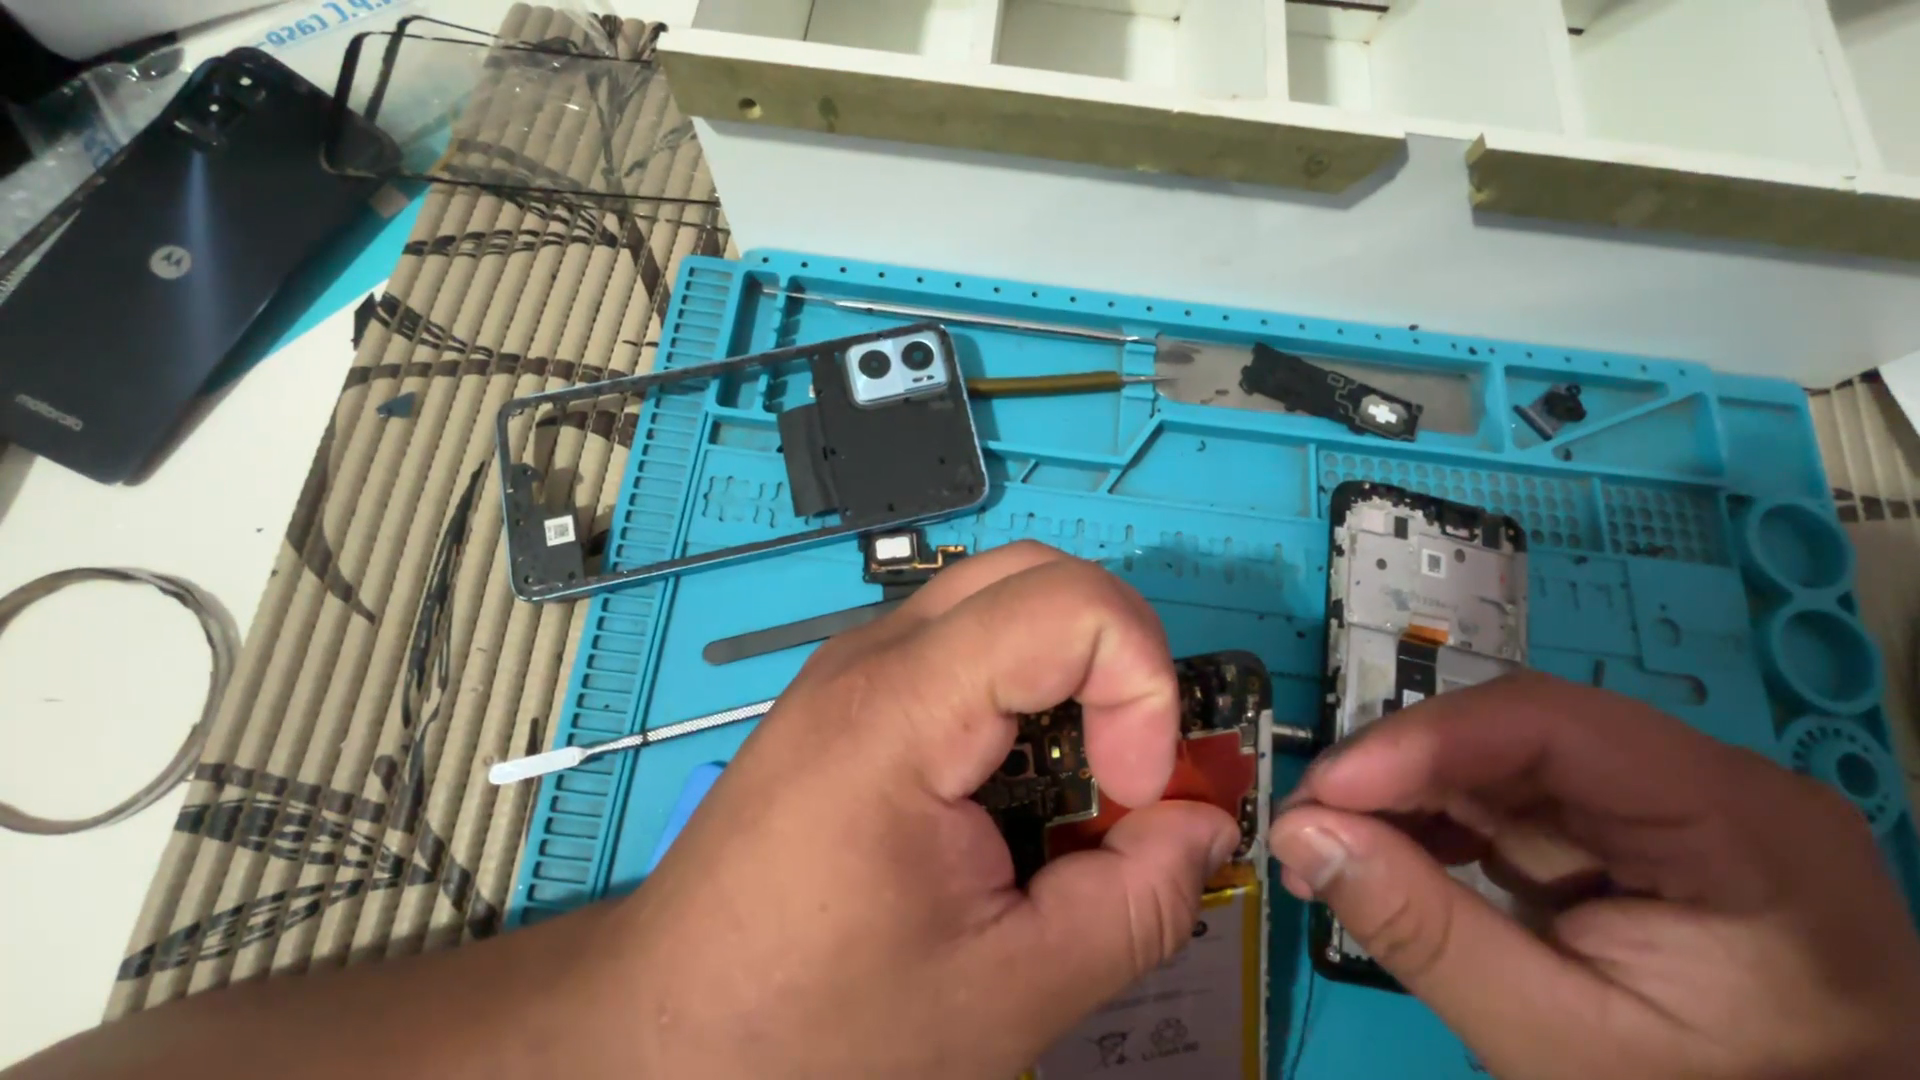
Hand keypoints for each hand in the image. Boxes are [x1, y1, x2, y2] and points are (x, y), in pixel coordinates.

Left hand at [622, 542, 1240, 1077]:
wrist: (664, 1031)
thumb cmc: (815, 1029)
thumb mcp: (1009, 991)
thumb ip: (1136, 904)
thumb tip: (1202, 826)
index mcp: (900, 709)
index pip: (1068, 602)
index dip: (1140, 681)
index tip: (1134, 791)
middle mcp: (871, 658)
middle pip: (1037, 576)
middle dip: (1116, 657)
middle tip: (1123, 772)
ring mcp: (853, 668)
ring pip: (1001, 602)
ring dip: (1070, 674)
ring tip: (1073, 788)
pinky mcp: (850, 696)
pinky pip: (963, 648)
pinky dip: (1022, 691)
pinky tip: (1012, 788)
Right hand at [1273, 672, 1919, 1078]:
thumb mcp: (1558, 1043)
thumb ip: (1424, 934)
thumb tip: (1295, 833)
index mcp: (1744, 827)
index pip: (1558, 727)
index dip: (1425, 740)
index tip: (1324, 791)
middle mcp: (1707, 781)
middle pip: (1515, 733)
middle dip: (1395, 772)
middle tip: (1304, 824)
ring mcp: (1661, 798)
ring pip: (1492, 756)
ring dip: (1400, 795)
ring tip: (1327, 848)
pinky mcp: (1618, 822)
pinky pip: (1501, 794)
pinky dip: (1430, 821)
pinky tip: (1386, 858)